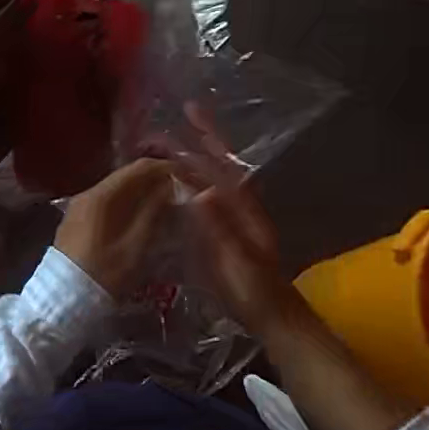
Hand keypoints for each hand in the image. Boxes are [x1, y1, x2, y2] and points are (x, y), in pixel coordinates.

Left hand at [54, 157, 182, 297]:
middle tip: (186, 192)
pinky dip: (130, 205)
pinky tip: (146, 217)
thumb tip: (172, 187)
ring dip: (144, 194)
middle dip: (158, 181)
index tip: (193, 179)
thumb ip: (154, 212)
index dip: (169, 169)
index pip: (140, 168)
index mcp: (101, 195)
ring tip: (172, 205)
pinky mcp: (77, 221)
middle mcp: (87, 194)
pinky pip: (109, 204)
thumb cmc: (104, 273)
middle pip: (128, 177)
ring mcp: (79, 207)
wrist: (64, 299)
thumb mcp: (137, 245)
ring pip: (118, 191)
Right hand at [170, 103, 299, 336]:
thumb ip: (219, 227)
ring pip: (203, 182)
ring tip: (154, 150)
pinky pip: (197, 200)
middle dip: (188, 144)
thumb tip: (200, 190)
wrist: (273, 319)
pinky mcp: (218, 234)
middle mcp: (237, 206)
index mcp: (242, 207)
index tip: (189, 110)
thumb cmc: (255, 291)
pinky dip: (181, 186)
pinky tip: (164, 187)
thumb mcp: (237, 260)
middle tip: (156, 130)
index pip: (221, 163)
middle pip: (211, 166)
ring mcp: (228, 220)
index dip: (207, 136)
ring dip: (182, 163)